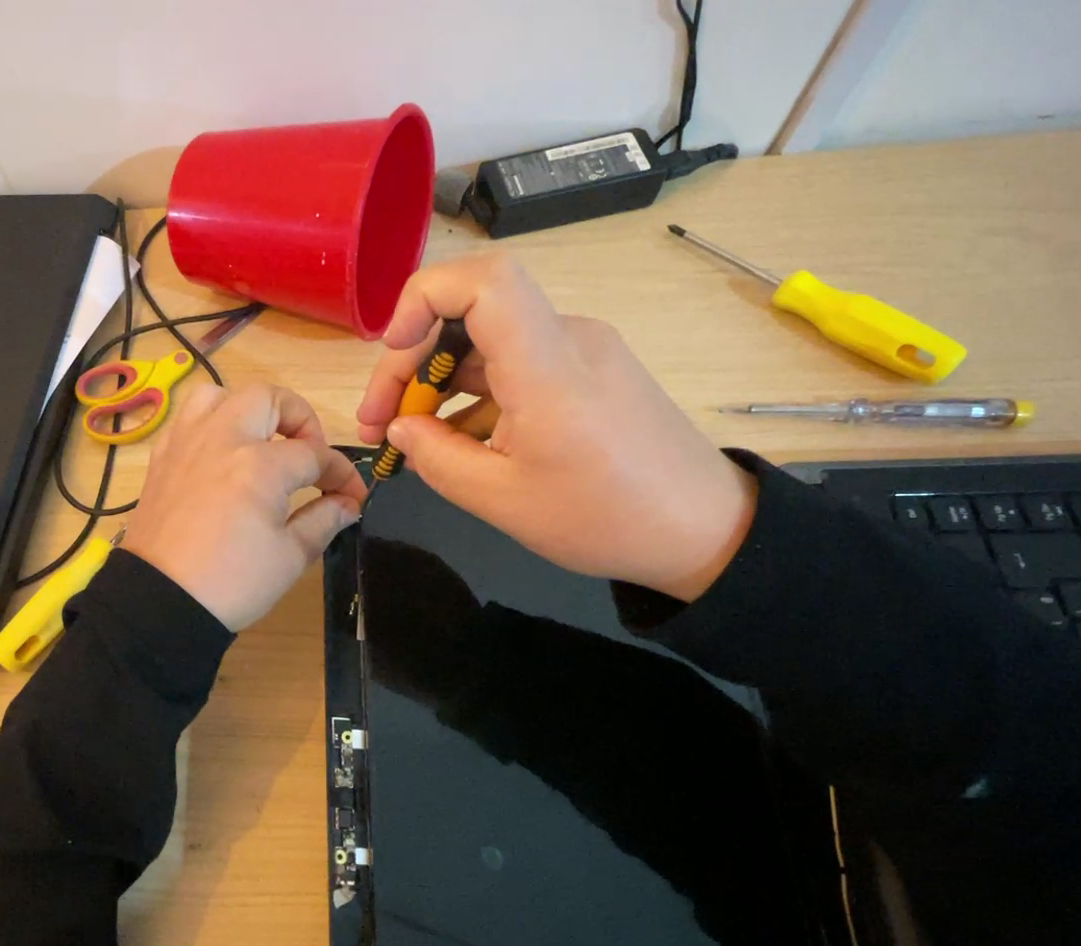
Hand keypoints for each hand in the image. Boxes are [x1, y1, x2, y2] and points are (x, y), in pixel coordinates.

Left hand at [126, 383, 367, 630]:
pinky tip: (221, 457)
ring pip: (219, 395)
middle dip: (299, 419)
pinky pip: (187, 420)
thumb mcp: (289, 557)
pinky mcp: (161, 459)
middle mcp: (221, 440)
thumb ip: (322, 520)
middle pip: (267, 399)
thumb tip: (346, 503)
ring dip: (247, 410)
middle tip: (307, 455)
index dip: (341, 474)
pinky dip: (211, 426)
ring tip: (259, 443)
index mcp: (259, 465)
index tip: (352, 495)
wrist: (161, 602)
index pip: (314, 455)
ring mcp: (186, 444)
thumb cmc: (232, 583)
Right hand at [356, 254, 756, 601]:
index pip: (483, 281)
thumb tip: (400, 427)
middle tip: (377, 423)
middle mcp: (567, 340)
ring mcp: (580, 354)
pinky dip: (473, 397)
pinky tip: (451, 442)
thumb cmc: (603, 518)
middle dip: (410, 364)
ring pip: (487, 346)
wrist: (703, 529)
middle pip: (469, 316)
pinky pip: (514, 368)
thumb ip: (436, 458)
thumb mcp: (502, 501)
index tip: (393, 351)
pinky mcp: (587, 373)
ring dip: (437, 385)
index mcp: (549, 366)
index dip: (423, 298)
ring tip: (404, 438)